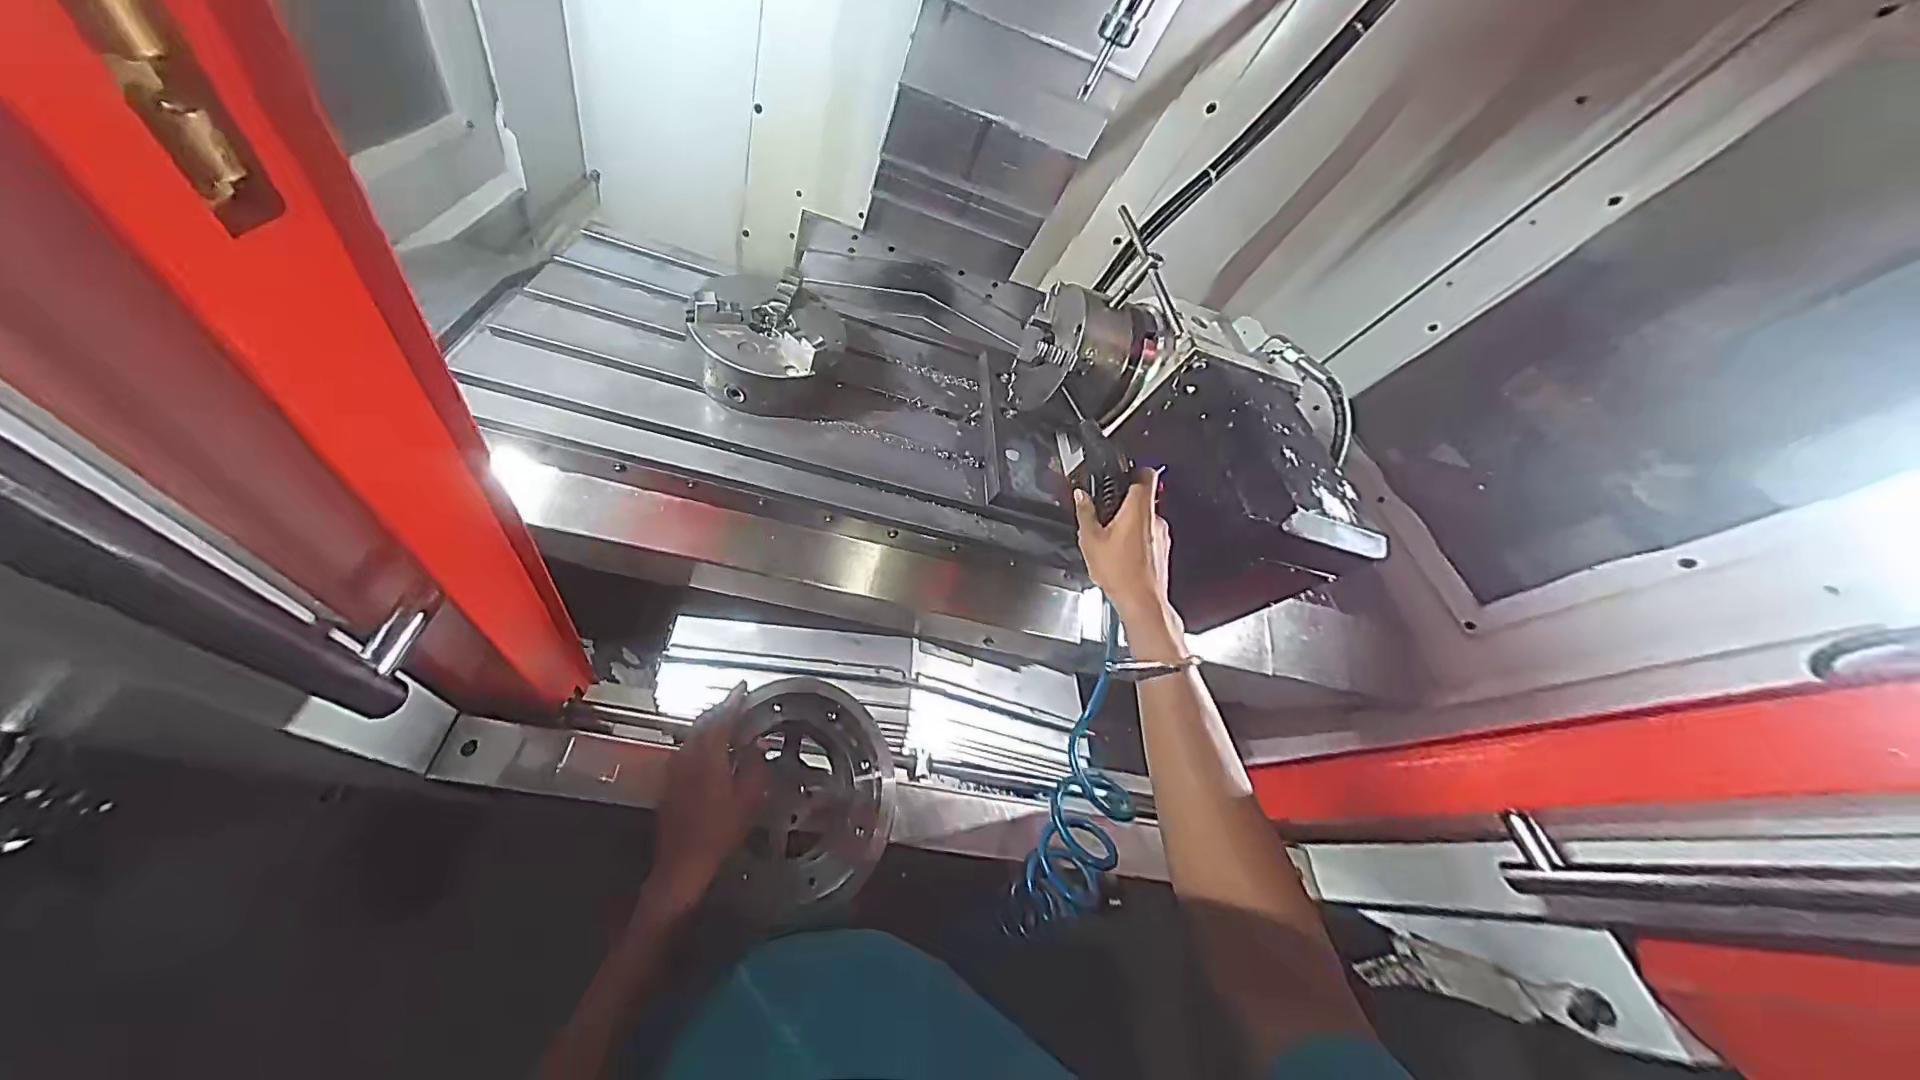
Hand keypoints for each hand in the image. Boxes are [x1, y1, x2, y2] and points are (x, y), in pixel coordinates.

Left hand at [642, 683, 769, 915]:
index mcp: (709, 758)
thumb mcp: (750, 799)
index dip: (733, 701)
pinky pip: (686, 749)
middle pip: (703, 723)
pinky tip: (710, 749)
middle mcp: (687, 758)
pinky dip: (700, 740)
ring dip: (709, 724)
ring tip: (727, 722)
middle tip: (737, 703)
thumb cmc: (719, 833)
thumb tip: (757, 746)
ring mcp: (674, 770)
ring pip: (692, 735)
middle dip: (720, 710)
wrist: (682, 863)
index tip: (742, 687)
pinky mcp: (669, 782)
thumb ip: (756, 766)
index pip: (721, 719)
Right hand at [1073, 467, 1184, 656]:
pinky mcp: (1163, 551)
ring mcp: (1162, 536)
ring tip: (1111, 540)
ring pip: (1145, 519)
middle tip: (1106, 514)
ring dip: (1130, 524)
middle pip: (1143, 498)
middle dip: (1124, 503)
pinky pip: (1149, 537)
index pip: (1146, 473)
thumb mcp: (1091, 540)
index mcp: (1139, 509)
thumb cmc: (1121, 573)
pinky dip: (1137, 540)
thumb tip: (1081, 497)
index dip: (1134, 470)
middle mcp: (1156, 519)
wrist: (1142, 602)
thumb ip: (1086, 513)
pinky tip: (1121, 556)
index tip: (1123, 474)